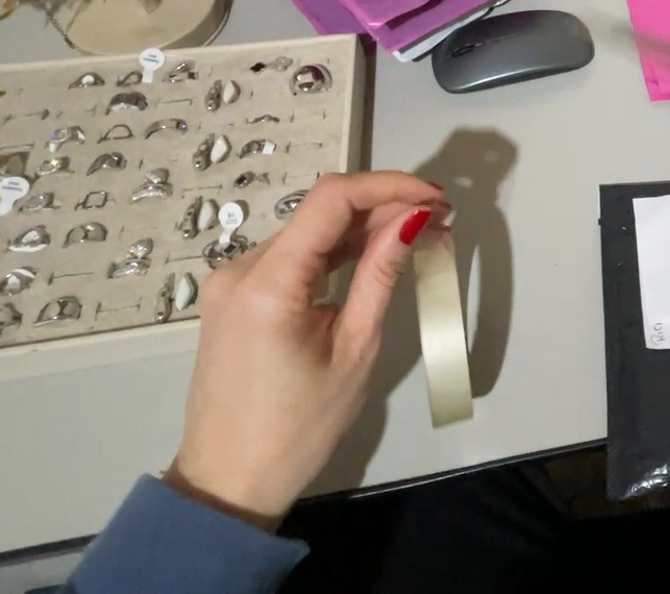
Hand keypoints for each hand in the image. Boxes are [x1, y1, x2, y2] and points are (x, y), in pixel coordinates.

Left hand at [164, 171, 444, 529]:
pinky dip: (342, 248)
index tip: (435, 196)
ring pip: (313, 229)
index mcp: (267, 283)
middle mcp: (242, 268)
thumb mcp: (355, 347)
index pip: (331, 200)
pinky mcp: (241, 293)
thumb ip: (382, 273)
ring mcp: (236, 279)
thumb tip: (416, 218)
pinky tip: (380, 250)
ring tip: (422, 231)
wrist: (229, 483)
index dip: (389, 186)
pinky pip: (299, 254)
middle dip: (386, 205)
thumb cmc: (299, 427)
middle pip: (322, 210)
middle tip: (441, 217)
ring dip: (367, 225)